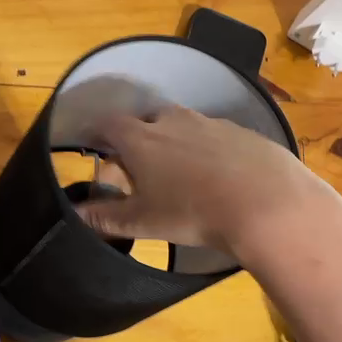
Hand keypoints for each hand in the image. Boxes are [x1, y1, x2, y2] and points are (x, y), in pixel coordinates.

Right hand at [75, 106, 341, 260]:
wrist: (267, 205)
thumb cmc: (192, 213)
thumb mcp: (141, 222)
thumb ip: (103, 217)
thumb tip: (73, 215)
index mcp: (141, 139)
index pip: (108, 124)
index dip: (96, 133)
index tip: (92, 146)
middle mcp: (172, 121)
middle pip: (145, 119)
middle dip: (137, 136)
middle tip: (137, 164)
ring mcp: (210, 122)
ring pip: (181, 124)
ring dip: (172, 140)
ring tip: (177, 170)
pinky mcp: (242, 131)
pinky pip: (213, 134)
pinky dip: (205, 148)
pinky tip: (215, 174)